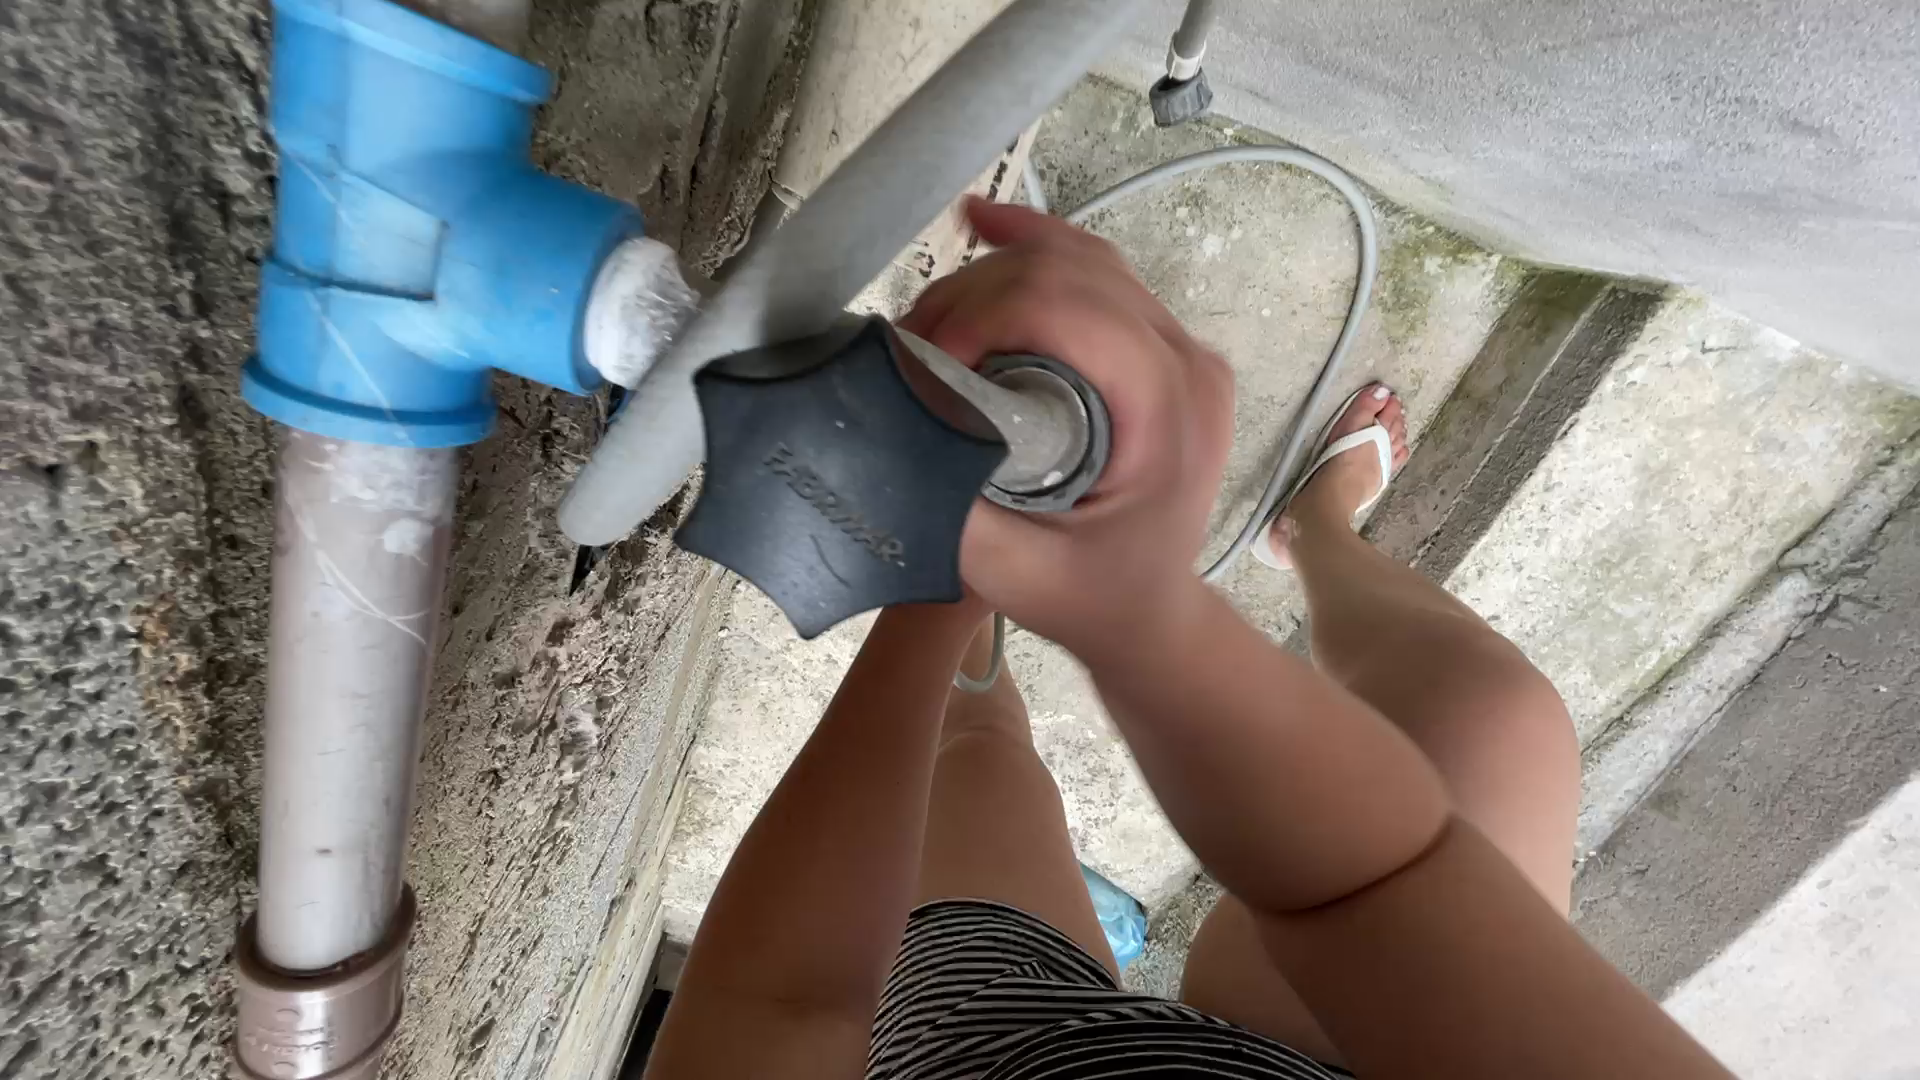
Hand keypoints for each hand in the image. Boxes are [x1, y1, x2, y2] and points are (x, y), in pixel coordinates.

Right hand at [898, 198, 1234, 658]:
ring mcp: (1182, 350)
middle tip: (912, 343)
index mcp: (1166, 408)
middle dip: (975, 295)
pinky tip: (985, 228)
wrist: (1147, 611)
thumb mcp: (1012, 570)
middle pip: (1068, 272)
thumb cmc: (1090, 597)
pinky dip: (1035, 247)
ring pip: (1081, 261)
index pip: (1064, 307)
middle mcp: (1186, 361)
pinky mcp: (1162, 351)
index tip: (923, 362)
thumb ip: (949, 499)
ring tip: (933, 314)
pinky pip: (1097, 273)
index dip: (978, 313)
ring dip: (996, 272)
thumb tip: (889, 414)